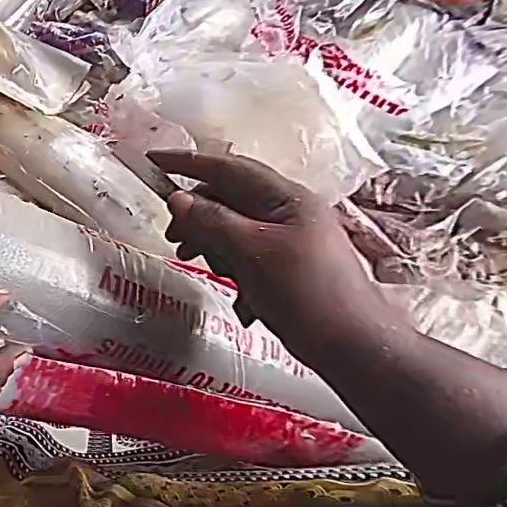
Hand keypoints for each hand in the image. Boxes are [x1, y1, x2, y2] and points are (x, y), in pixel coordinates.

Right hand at [147, 148, 408, 372]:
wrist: (353, 346)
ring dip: (209, 242)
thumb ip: (212, 221)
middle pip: (226, 197)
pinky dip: (228, 264)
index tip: (153, 160)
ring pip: (231, 226)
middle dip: (196, 214)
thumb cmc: (307, 293)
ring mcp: (287, 238)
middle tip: (174, 237)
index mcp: (286, 198)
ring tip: (197, 261)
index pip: (228, 167)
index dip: (187, 162)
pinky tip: (231, 288)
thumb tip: (177, 199)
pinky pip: (243, 252)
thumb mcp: (252, 252)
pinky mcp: (283, 264)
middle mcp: (287, 211)